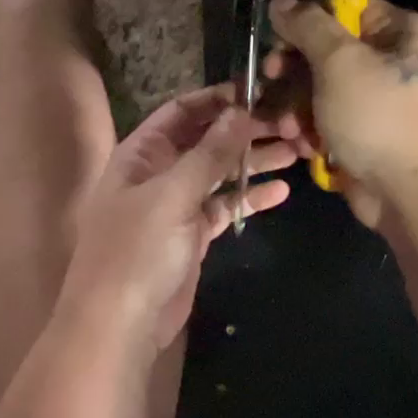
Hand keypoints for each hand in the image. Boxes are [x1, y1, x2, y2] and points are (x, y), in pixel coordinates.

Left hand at [59, 84, 300, 348]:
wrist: (119, 324)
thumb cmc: (136, 251)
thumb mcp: (172, 195)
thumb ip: (209, 153)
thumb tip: (241, 111)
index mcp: (140, 153)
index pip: (182, 112)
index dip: (218, 100)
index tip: (260, 93)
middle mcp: (158, 173)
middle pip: (205, 141)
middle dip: (244, 131)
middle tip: (290, 124)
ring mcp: (176, 205)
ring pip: (219, 173)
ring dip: (254, 162)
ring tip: (298, 152)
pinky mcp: (192, 235)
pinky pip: (224, 207)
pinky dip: (250, 198)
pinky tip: (282, 192)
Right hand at [263, 0, 417, 227]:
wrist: (415, 195)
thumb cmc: (381, 118)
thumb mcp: (340, 62)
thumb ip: (307, 26)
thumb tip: (280, 2)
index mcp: (395, 31)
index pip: (340, 7)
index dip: (304, 21)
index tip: (278, 41)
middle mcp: (387, 60)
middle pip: (322, 50)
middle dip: (292, 71)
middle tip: (271, 81)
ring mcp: (373, 101)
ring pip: (316, 88)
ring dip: (295, 106)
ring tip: (290, 128)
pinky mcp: (360, 134)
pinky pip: (324, 120)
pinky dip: (309, 131)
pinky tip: (302, 145)